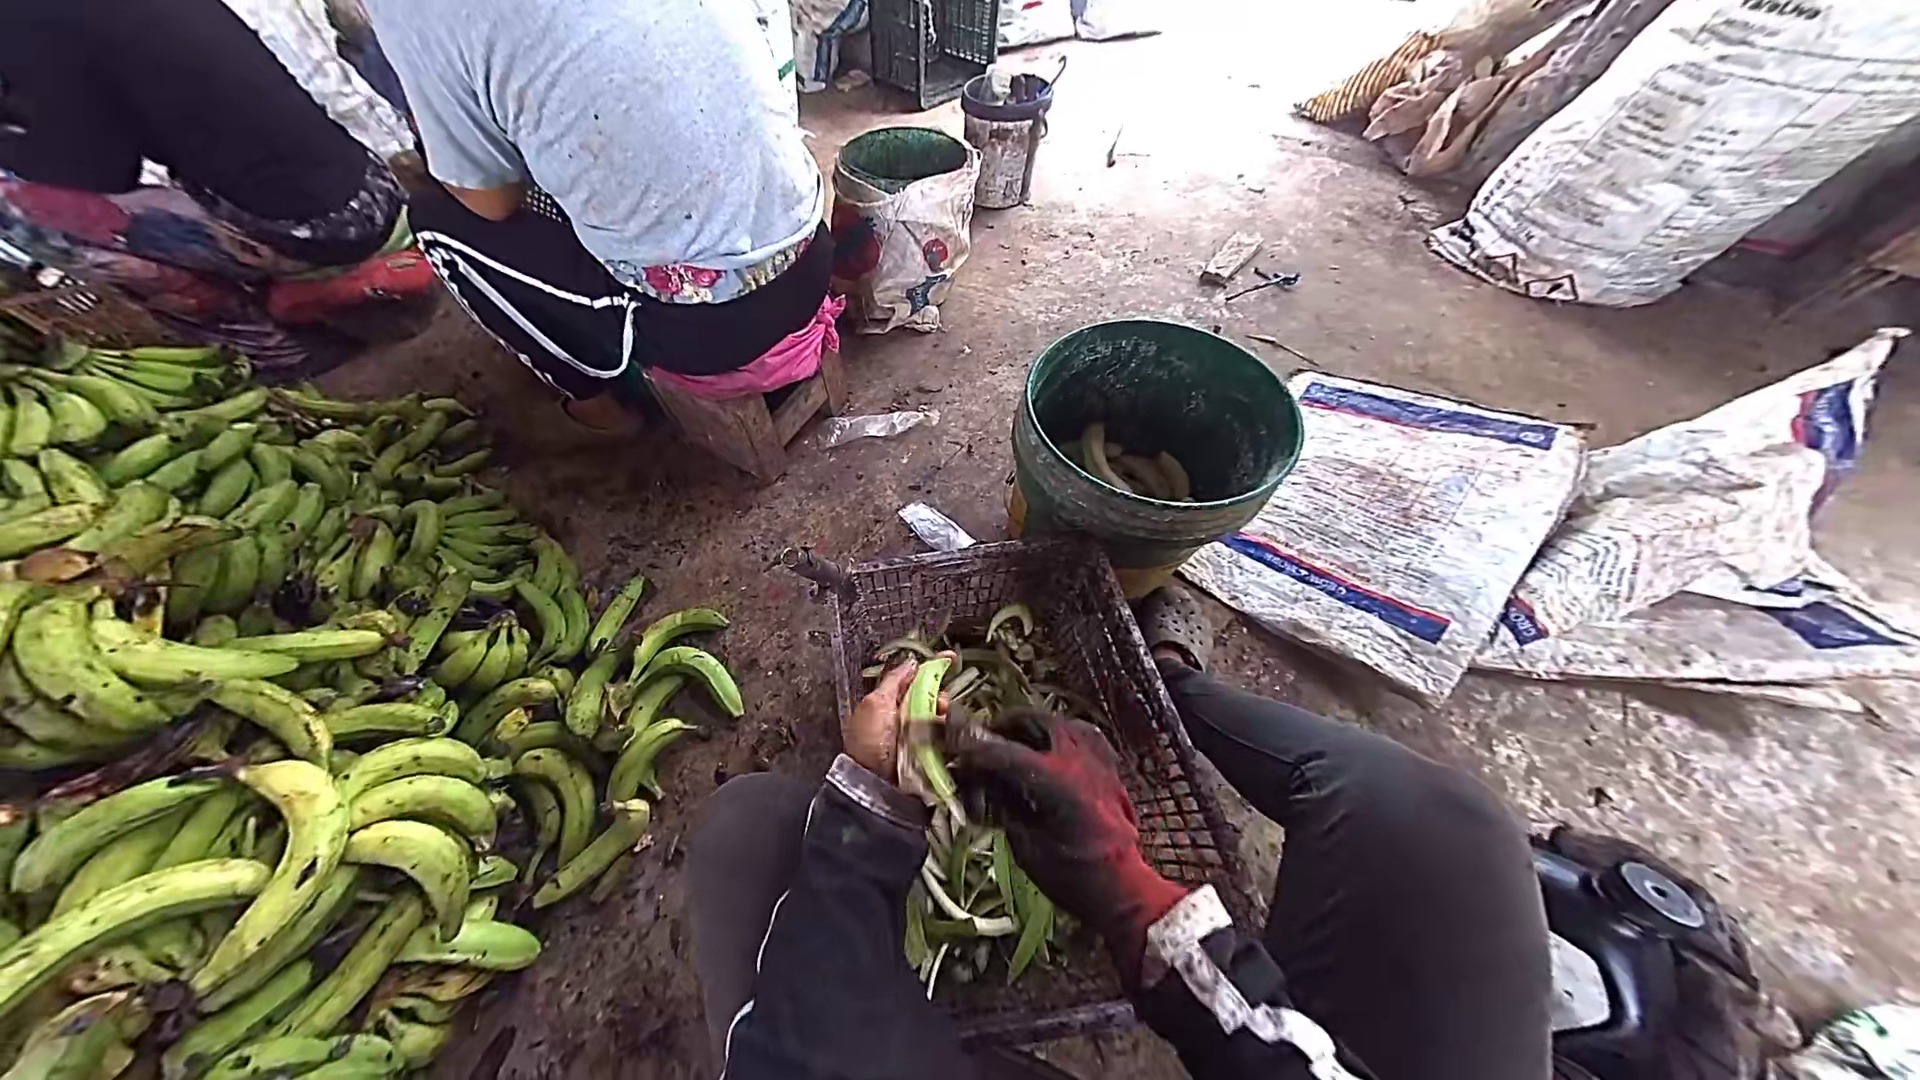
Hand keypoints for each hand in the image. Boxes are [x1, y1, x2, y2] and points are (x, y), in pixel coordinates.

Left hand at [844, 656, 949, 783]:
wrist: (875, 781)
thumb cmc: (869, 741)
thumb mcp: (876, 704)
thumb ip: (893, 681)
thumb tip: (911, 663)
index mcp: (888, 700)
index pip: (912, 677)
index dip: (931, 666)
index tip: (950, 657)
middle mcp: (902, 713)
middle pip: (929, 692)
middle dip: (938, 690)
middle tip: (940, 698)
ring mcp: (915, 731)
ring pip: (937, 710)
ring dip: (942, 708)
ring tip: (941, 713)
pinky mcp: (927, 748)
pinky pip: (942, 731)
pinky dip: (946, 727)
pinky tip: (945, 727)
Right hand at [953, 709, 1188, 984]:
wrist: (1125, 886)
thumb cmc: (1071, 874)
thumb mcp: (1023, 841)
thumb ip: (998, 801)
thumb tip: (972, 778)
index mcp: (1054, 777)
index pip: (999, 749)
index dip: (969, 743)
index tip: (948, 736)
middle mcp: (1075, 753)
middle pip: (1024, 720)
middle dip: (997, 729)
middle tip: (980, 745)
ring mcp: (1094, 751)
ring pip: (1048, 721)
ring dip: (1024, 730)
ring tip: (1009, 749)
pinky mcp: (1106, 757)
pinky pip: (1071, 732)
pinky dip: (1050, 738)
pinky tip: (1042, 757)